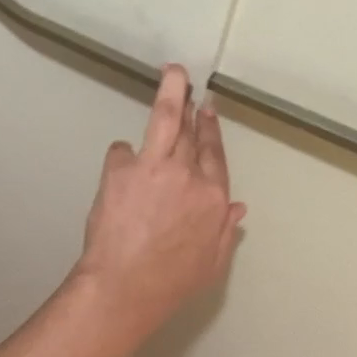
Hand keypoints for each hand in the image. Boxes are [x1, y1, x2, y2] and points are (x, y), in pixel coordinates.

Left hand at [68, 64, 246, 350]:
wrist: (125, 284)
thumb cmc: (171, 281)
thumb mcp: (212, 262)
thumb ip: (225, 230)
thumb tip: (237, 206)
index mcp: (213, 197)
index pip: (215, 154)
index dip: (211, 131)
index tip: (208, 111)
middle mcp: (188, 174)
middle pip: (191, 132)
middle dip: (190, 106)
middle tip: (188, 85)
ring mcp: (153, 166)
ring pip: (165, 118)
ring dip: (171, 92)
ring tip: (173, 73)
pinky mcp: (121, 168)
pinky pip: (122, 150)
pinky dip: (123, 155)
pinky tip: (120, 165)